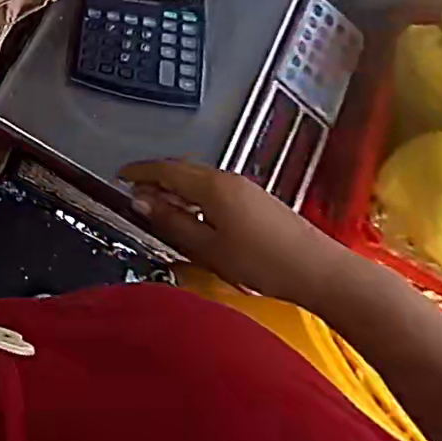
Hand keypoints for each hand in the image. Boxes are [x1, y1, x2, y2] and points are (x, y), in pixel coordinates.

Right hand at [120, 159, 366, 310]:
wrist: (321, 271)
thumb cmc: (264, 262)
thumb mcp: (209, 247)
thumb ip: (172, 222)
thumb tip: (142, 204)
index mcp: (210, 186)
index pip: (164, 170)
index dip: (139, 171)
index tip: (120, 176)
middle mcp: (226, 178)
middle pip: (180, 169)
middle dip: (155, 177)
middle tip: (136, 194)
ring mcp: (243, 186)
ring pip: (197, 177)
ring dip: (175, 187)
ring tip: (160, 208)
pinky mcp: (254, 198)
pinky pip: (213, 186)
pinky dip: (194, 194)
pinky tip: (193, 215)